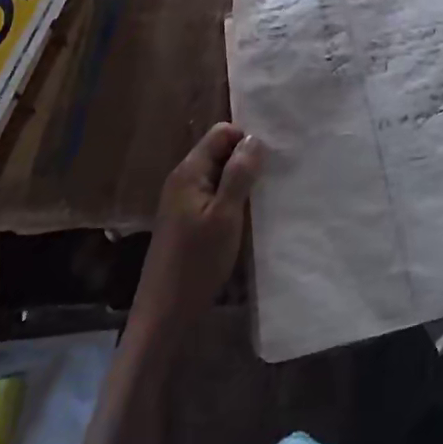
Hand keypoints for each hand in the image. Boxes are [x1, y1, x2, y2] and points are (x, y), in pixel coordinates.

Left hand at [132, 122, 262, 327]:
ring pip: (218, 175)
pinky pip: (213, 194)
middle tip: (277, 176)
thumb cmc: (197, 262)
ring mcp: (183, 199)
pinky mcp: (187, 219)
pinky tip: (250, 214)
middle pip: (219, 152)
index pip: (221, 133)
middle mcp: (184, 178)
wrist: (165, 310)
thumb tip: (254, 138)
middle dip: (246, 159)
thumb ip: (239, 175)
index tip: (273, 158)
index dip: (247, 139)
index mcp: (189, 170)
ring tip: (269, 194)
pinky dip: (232, 198)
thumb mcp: (225, 216)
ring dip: (241, 181)